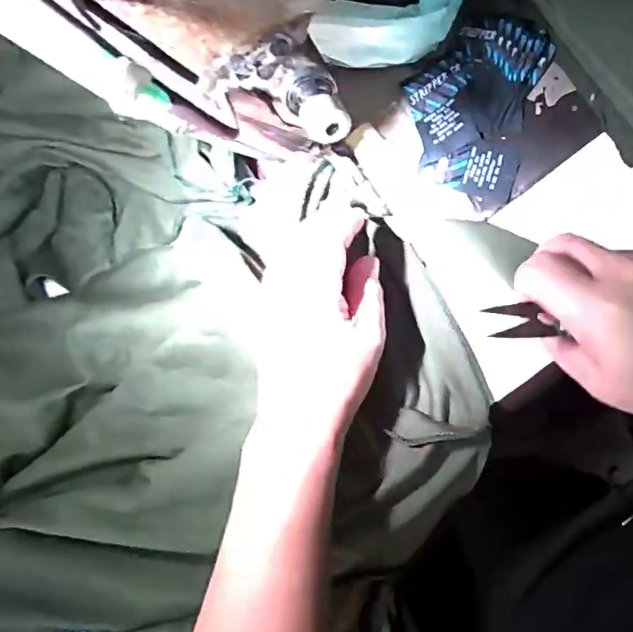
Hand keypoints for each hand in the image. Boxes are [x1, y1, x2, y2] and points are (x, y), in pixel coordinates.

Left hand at [256, 204, 386, 439]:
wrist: (296, 417)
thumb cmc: (340, 379)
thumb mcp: (368, 336)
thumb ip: (367, 292)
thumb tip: (367, 261)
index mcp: (314, 288)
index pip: (327, 240)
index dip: (344, 222)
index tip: (361, 215)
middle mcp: (286, 284)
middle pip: (302, 238)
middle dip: (324, 222)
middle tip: (346, 215)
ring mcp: (270, 295)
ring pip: (286, 249)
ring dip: (308, 233)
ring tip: (329, 228)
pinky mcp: (264, 308)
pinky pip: (279, 264)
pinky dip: (295, 249)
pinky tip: (305, 253)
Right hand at [513, 235, 632, 429]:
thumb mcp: (604, 385)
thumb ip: (564, 351)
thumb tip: (547, 329)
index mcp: (596, 306)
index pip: (537, 268)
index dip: (525, 285)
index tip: (536, 306)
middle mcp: (618, 271)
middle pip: (560, 241)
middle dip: (545, 263)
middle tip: (555, 296)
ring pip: (596, 250)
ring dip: (586, 272)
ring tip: (611, 312)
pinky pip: (629, 257)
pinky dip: (620, 275)